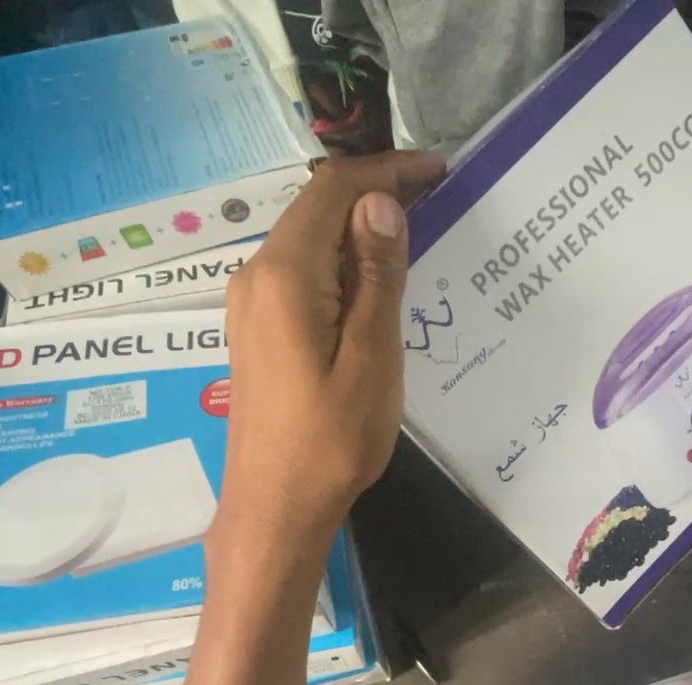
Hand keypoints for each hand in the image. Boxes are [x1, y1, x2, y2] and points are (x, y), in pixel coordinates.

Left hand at [210, 152, 444, 560]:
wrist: (276, 508)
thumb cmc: (331, 441)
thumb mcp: (371, 359)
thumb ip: (375, 278)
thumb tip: (381, 205)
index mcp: (285, 276)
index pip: (334, 191)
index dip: (388, 170)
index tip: (440, 172)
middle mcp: (256, 276)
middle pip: (317, 210)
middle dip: (376, 196)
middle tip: (440, 203)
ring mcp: (251, 305)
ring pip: (309, 242)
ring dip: (359, 231)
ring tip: (417, 240)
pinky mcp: (258, 331)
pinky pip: (303, 276)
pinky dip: (342, 265)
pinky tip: (375, 286)